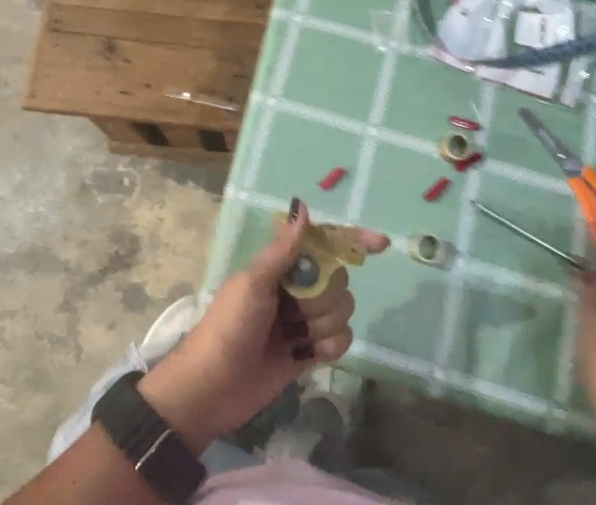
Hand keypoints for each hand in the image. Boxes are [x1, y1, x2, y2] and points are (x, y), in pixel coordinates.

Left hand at [139, 200, 387, 448]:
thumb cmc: (228, 327)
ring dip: (325, 324)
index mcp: (280, 267)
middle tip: (295, 310)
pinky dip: (329, 347)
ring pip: (343, 311)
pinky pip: (341, 340)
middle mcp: (295, 290)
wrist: (213, 388)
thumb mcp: (253, 283)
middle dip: (325, 296)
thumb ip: (283, 250)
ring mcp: (303, 322)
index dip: (352, 240)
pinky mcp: (310, 352)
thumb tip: (303, 207)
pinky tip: (306, 354)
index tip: (382, 243)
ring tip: (296, 337)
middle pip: (338, 280)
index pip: (322, 245)